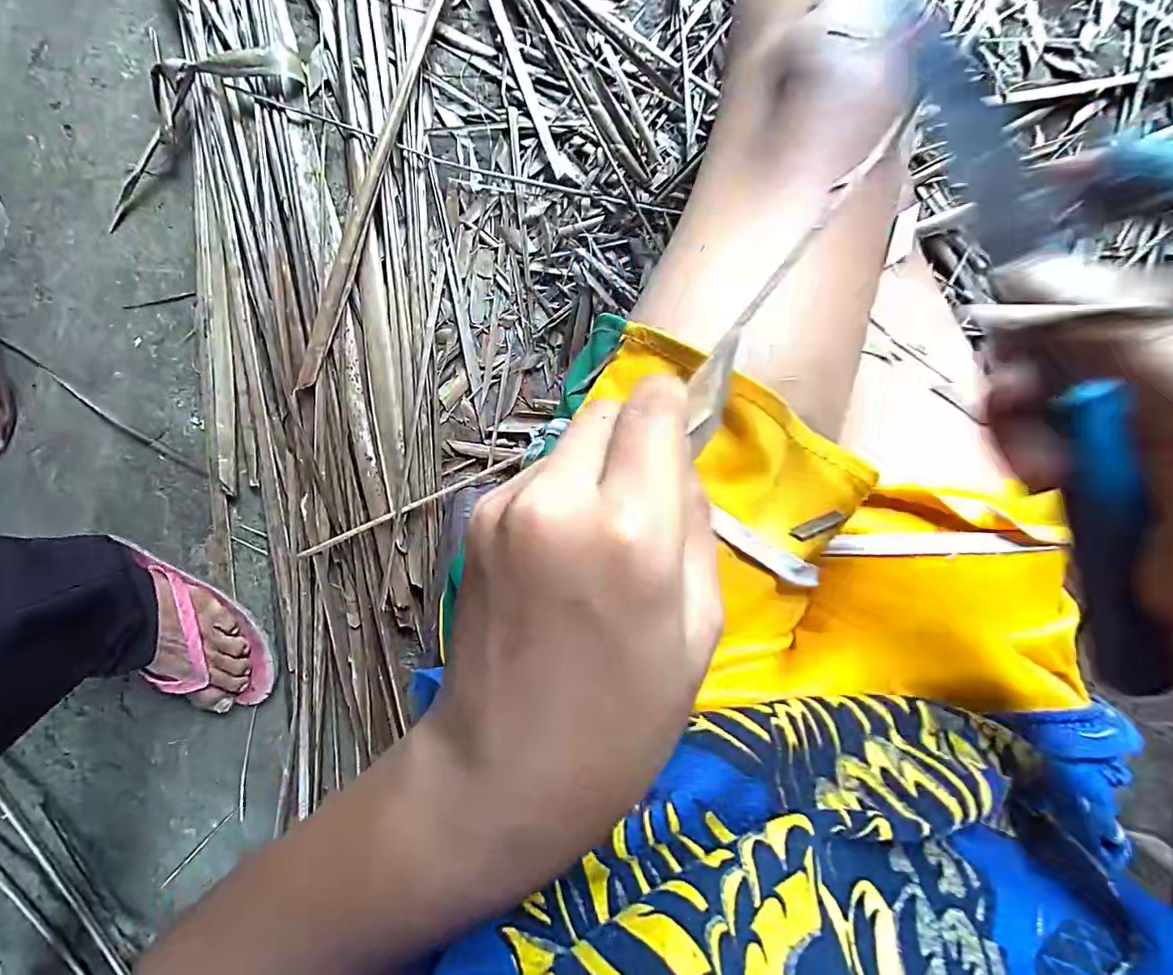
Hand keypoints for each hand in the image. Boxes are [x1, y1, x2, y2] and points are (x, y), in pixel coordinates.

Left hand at [142, 375, 721, 974]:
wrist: (503, 768)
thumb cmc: (623, 718)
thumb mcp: (698, 626)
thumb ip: (694, 523)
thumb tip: (678, 460)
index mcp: (629, 529)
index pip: (650, 409)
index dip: (671, 405)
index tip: (679, 421)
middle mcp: (559, 499)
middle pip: (603, 411)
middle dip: (631, 436)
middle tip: (643, 497)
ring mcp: (504, 505)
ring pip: (566, 443)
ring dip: (591, 469)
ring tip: (594, 542)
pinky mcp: (473, 519)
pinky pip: (533, 478)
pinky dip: (556, 496)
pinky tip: (555, 558)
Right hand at [986, 137, 1172, 971]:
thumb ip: (1122, 340)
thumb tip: (1024, 279)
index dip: (1154, 191)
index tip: (1059, 182)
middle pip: (1140, 312)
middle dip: (1059, 347)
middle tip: (1005, 391)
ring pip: (1096, 384)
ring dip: (1044, 416)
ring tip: (1028, 463)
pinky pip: (1090, 445)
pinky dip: (1057, 462)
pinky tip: (1046, 489)